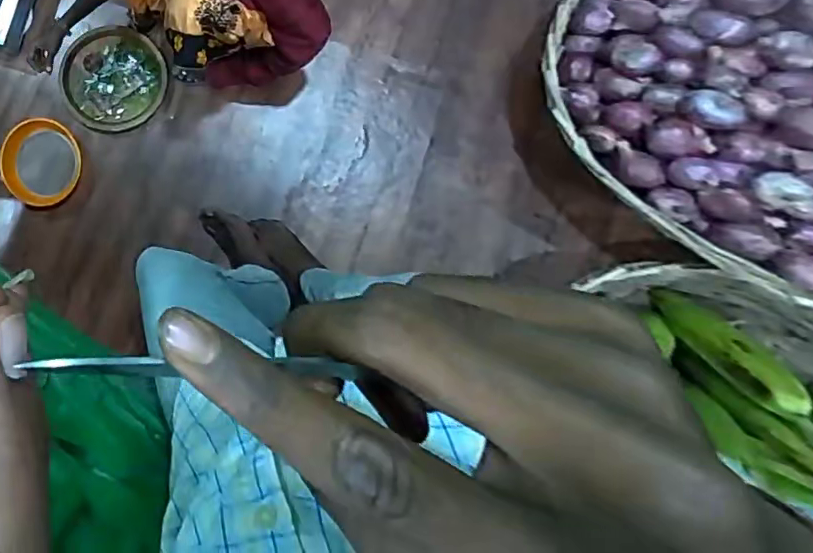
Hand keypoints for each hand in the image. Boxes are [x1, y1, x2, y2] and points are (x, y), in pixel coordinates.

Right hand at [22, 22, 64, 73]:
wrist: (50, 18)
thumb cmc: (50, 34)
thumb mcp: (51, 50)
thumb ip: (49, 62)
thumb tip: (48, 72)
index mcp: (30, 46)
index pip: (30, 60)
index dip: (36, 67)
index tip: (41, 71)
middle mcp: (28, 42)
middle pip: (31, 56)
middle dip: (37, 63)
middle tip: (44, 68)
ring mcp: (30, 37)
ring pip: (33, 50)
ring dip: (39, 57)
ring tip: (46, 62)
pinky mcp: (34, 34)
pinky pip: (35, 46)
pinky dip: (40, 51)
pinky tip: (46, 52)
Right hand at [157, 278, 812, 551]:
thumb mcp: (420, 550)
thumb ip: (339, 464)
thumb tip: (262, 358)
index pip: (371, 468)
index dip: (261, 392)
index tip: (178, 330)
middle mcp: (619, 471)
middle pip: (399, 342)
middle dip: (328, 337)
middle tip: (313, 359)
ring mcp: (634, 387)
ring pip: (423, 296)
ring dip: (384, 331)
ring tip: (407, 383)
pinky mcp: (624, 335)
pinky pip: (468, 285)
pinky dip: (435, 314)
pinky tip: (468, 364)